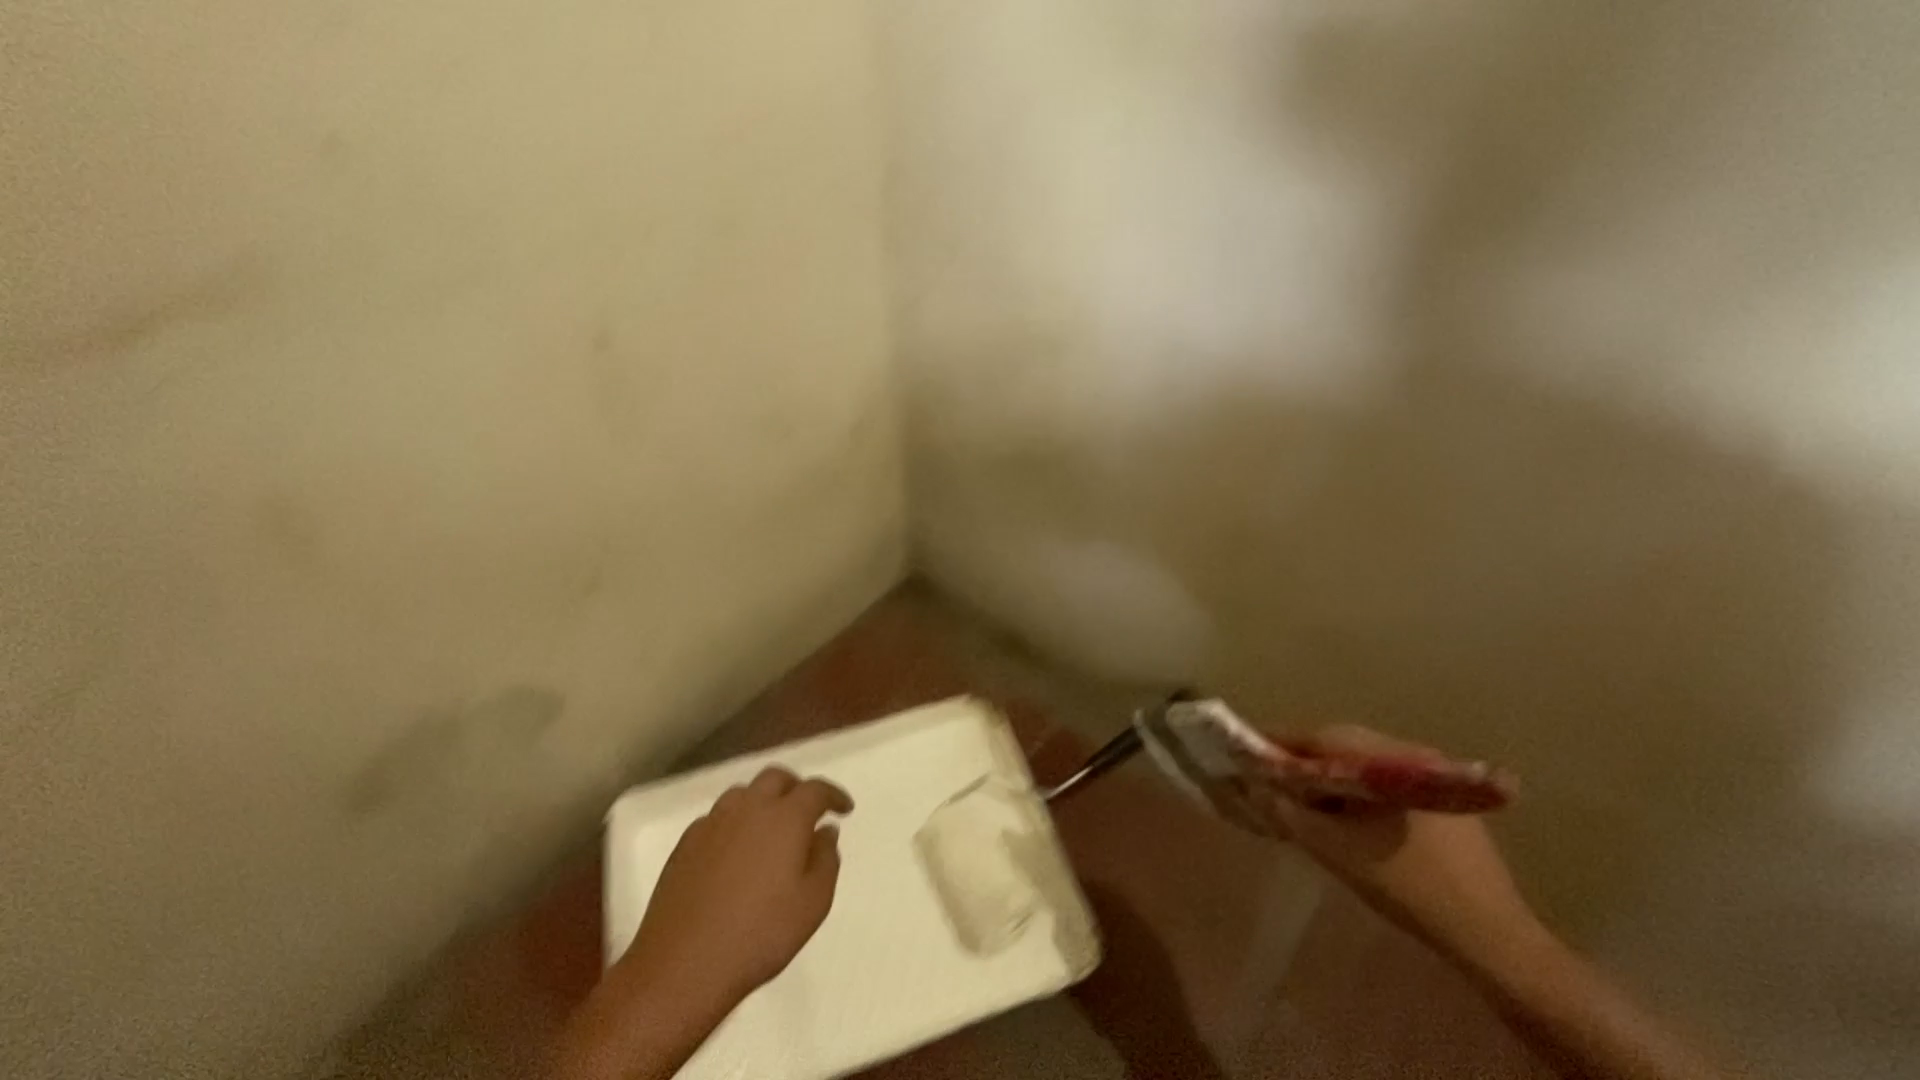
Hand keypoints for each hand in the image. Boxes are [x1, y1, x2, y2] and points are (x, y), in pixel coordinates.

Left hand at [619, 766, 854, 1005]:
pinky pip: (717, 819)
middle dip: (797, 788)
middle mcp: (747, 809)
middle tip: (808, 812)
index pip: (815, 789)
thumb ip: (826, 860)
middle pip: (775, 778)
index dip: (833, 795)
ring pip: (743, 794)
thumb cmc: (760, 934)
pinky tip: (736, 854)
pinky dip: (735, 824)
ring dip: (763, 802)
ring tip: (771, 831)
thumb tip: (825, 831)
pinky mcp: (685, 845)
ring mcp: (711, 824)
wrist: (684, 964)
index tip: (844, 809)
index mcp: (784, 818)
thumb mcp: (813, 903)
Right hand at [1252, 726, 1545, 969]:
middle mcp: (1413, 753)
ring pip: (1365, 764)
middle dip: (1302, 762)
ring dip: (1330, 778)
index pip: (1318, 736)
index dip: (1277, 745)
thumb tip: (1256, 787)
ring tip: (1304, 804)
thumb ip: (1289, 813)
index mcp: (1387, 757)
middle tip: (1270, 784)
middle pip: (1342, 745)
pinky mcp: (1447, 801)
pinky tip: (1348, 821)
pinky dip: (1357, 792)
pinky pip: (1387, 782)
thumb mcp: (1334, 849)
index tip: (1245, 757)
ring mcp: (1436, 776)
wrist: (1489, 932)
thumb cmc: (1405, 883)